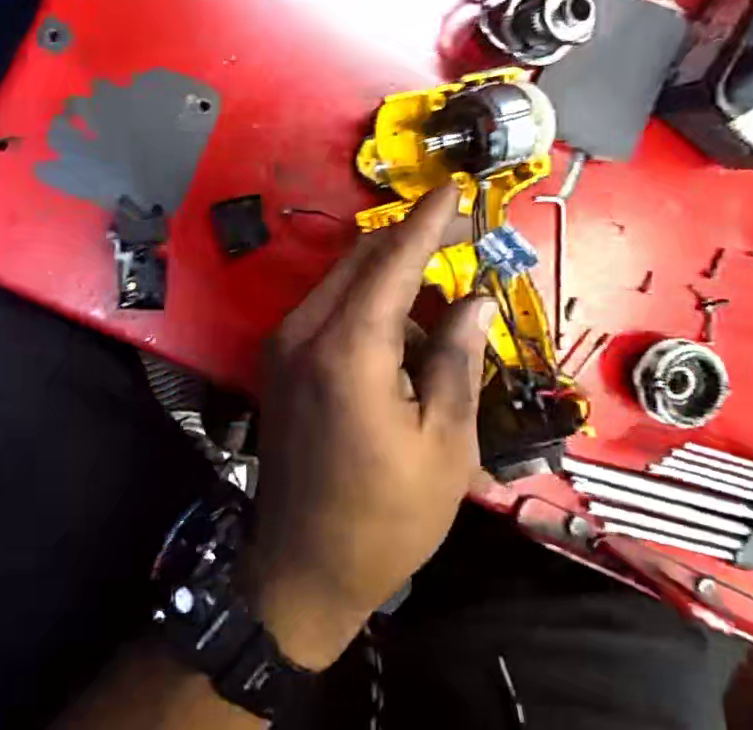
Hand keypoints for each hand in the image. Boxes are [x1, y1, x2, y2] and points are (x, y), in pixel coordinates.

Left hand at [240, 184, 489, 668]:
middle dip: (411, 240)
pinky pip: (327, 309)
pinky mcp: (279, 360)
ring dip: (392, 276)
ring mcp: (283, 344)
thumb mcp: (445, 444)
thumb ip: (457, 360)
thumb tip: (473, 301)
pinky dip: (367, 305)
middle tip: (464, 237)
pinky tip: (403, 334)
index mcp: (346, 349)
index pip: (391, 261)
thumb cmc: (387, 516)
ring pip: (342, 281)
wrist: (303, 565)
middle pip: (360, 259)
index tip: (454, 187)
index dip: (427, 221)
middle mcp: (303, 331)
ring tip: (445, 303)